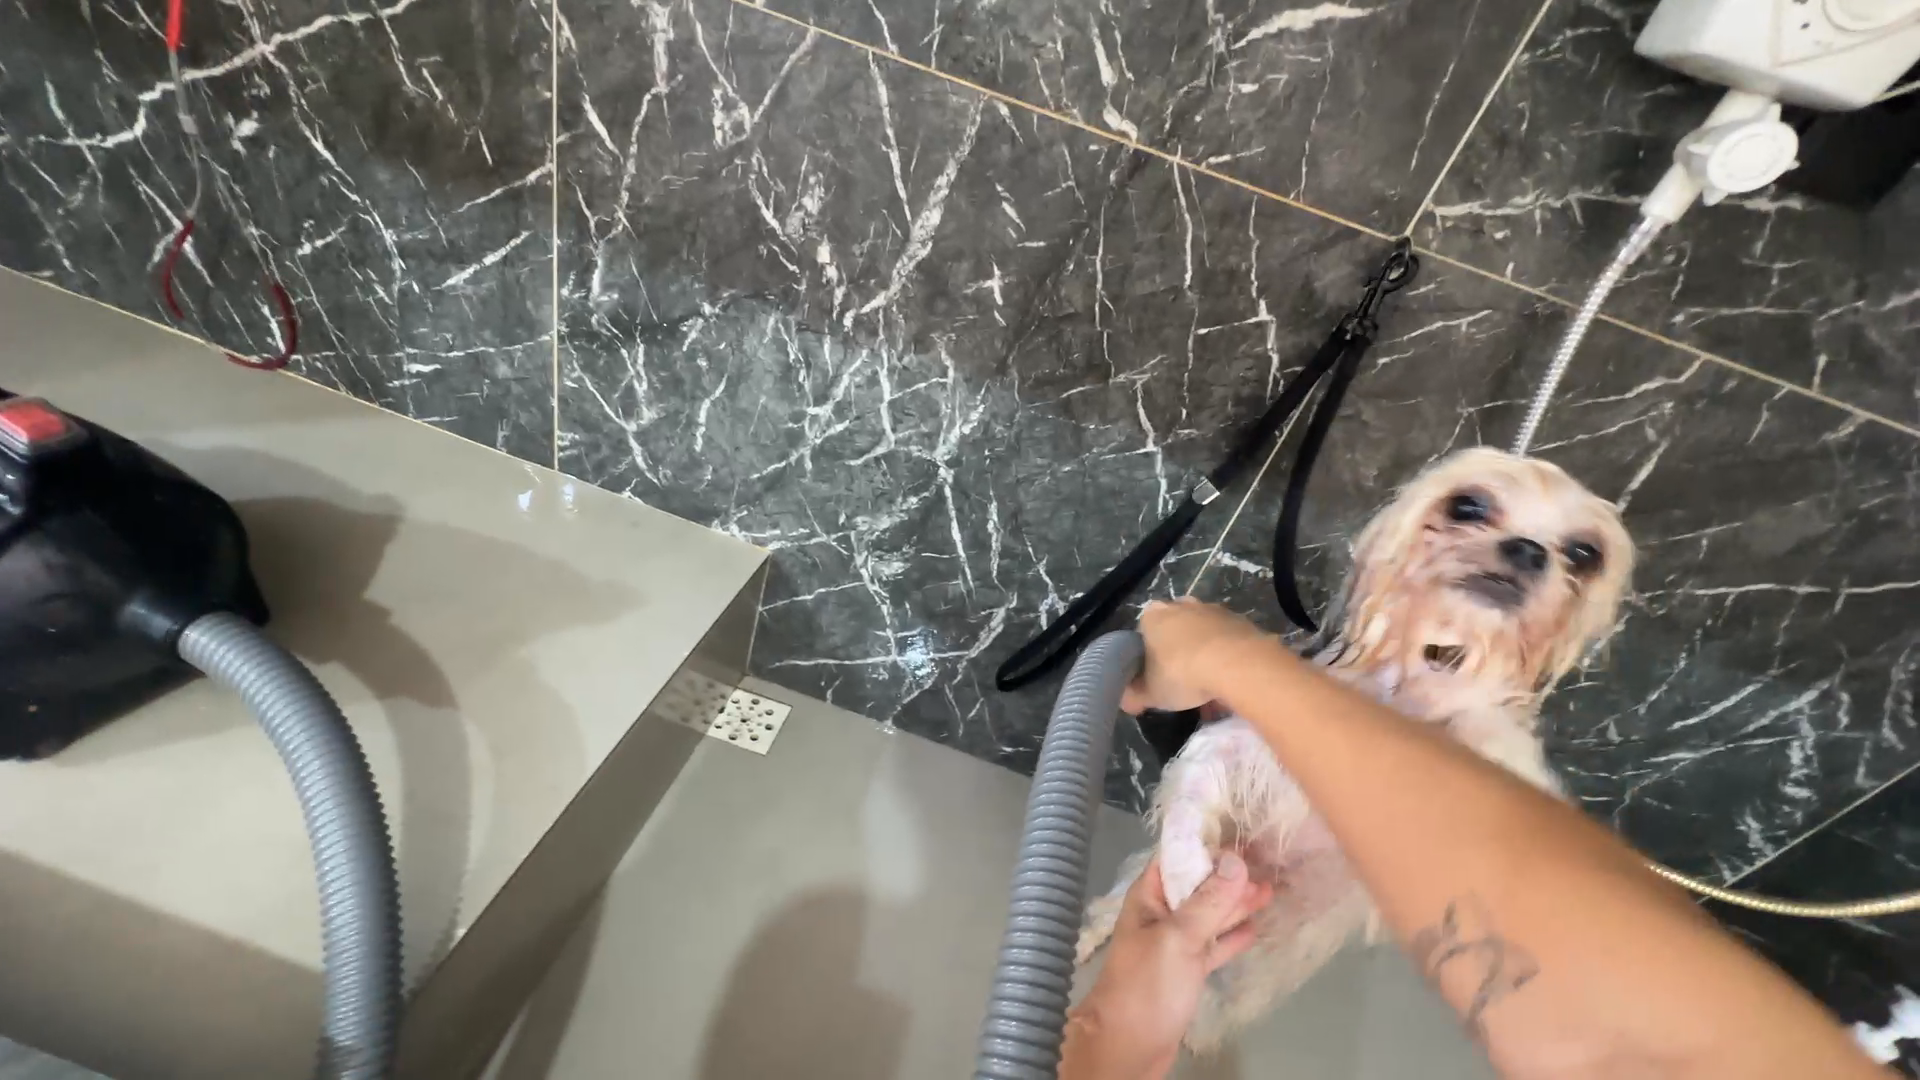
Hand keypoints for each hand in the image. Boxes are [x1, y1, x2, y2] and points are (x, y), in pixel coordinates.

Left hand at [1060, 854, 1274, 1079]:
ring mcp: (1175, 942)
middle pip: (1199, 885)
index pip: (1179, 857)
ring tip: (1271, 889)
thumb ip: (1209, 901)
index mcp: (1150, 895)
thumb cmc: (1147, 984)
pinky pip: (1213, 945)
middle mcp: (1162, 913)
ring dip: (1237, 903)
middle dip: (1230, 874)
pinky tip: (1255, 928)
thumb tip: (1236, 860)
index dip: (1208, 845)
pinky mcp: (1187, 969)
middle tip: (1267, 863)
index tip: (1241, 834)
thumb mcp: (1179, 937)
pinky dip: (1233, 936)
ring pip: (1210, 915)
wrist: (1129, 1045)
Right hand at [1123, 599, 1268, 714]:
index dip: (1147, 656)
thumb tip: (1128, 702)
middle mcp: (1181, 606)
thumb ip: (1134, 696)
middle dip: (1177, 653)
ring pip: (1203, 634)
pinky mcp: (1240, 620)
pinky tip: (1230, 681)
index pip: (1142, 633)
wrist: (1237, 664)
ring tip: (1209, 687)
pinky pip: (1227, 640)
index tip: (1155, 676)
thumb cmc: (1182, 673)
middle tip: (1181, 680)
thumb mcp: (1150, 693)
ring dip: (1204, 655)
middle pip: (1174, 630)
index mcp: (1152, 616)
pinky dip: (1227, 657)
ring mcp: (1213, 610)